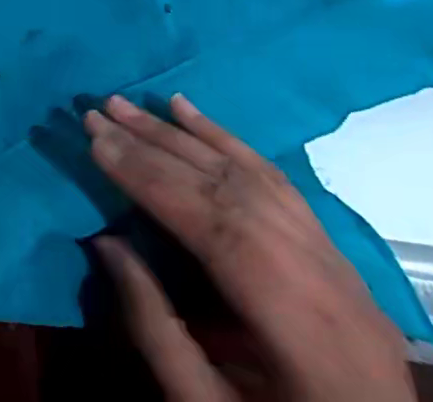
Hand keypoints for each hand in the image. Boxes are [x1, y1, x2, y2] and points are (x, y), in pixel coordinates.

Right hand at [85, 94, 414, 401]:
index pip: (212, 226)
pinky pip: (276, 181)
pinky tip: (191, 112)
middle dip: (155, 145)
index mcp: (296, 323)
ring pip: (250, 174)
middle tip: (99, 110)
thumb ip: (156, 328)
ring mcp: (336, 259)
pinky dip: (229, 140)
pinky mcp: (335, 252)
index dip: (148, 178)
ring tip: (130, 104)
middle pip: (228, 189)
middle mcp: (323, 276)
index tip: (95, 142)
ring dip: (183, 133)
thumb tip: (106, 242)